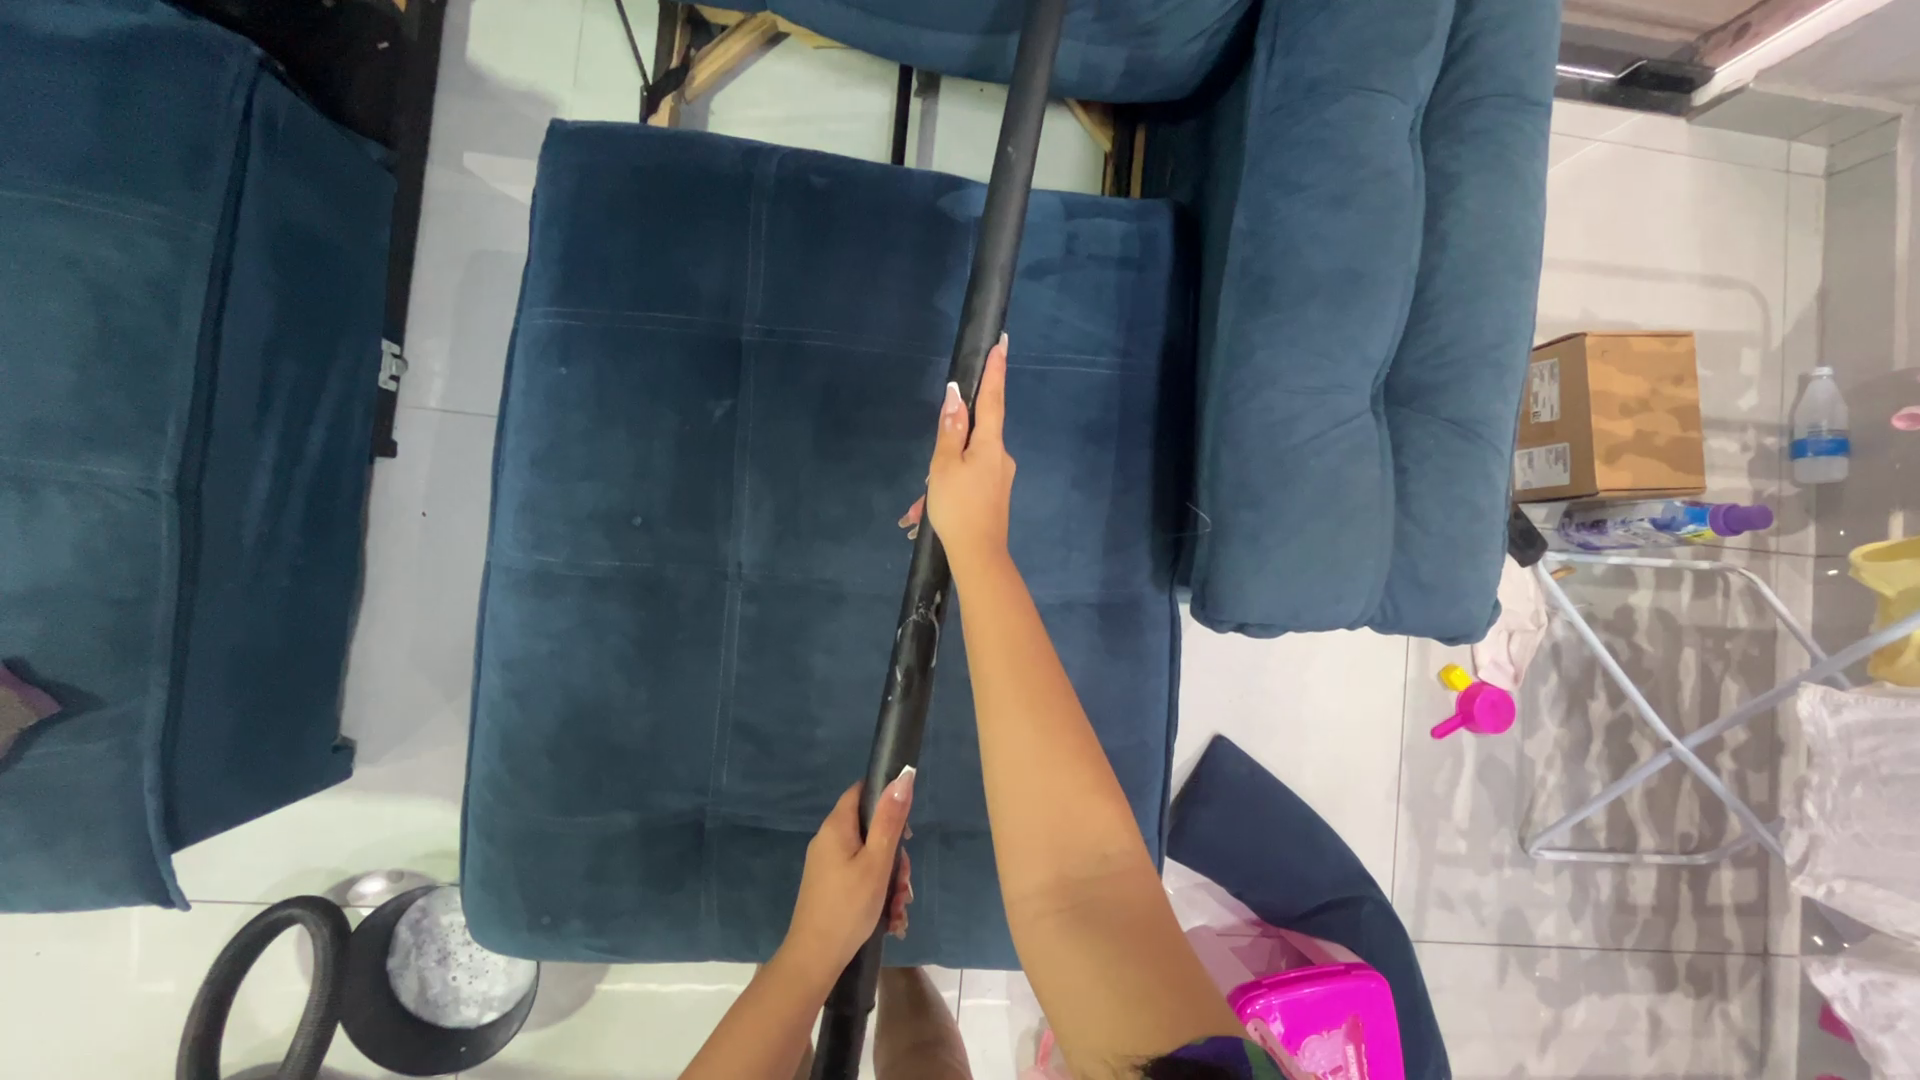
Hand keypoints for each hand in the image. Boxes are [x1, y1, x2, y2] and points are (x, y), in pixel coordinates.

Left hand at [782, 768, 915, 976]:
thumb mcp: (877, 862)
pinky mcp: (831, 887)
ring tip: (898, 909)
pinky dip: (878, 894)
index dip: (887, 801)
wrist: (814, 960)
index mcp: (837, 827)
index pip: (862, 792)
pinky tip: (891, 919)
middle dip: (896, 856)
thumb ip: (891, 819)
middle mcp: (829, 841)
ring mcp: (828, 866)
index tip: (906, 828)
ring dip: (891, 881)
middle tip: (904, 883)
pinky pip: (860, 878)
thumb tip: (904, 775)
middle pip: (871, 831)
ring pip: (870, 858)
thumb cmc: (848, 907)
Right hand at [898, 333, 1014, 579]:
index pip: (994, 397)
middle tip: (929, 482)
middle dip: (945, 451)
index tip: (1002, 343)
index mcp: (991, 444)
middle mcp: (1000, 457)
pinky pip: (965, 484)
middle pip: (971, 436)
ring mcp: (998, 479)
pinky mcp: (993, 497)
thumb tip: (955, 395)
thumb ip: (950, 430)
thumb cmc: (958, 508)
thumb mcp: (944, 466)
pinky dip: (945, 494)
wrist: (979, 557)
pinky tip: (924, 517)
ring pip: (963, 465)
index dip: (996, 370)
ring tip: (919, 508)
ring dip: (939, 480)